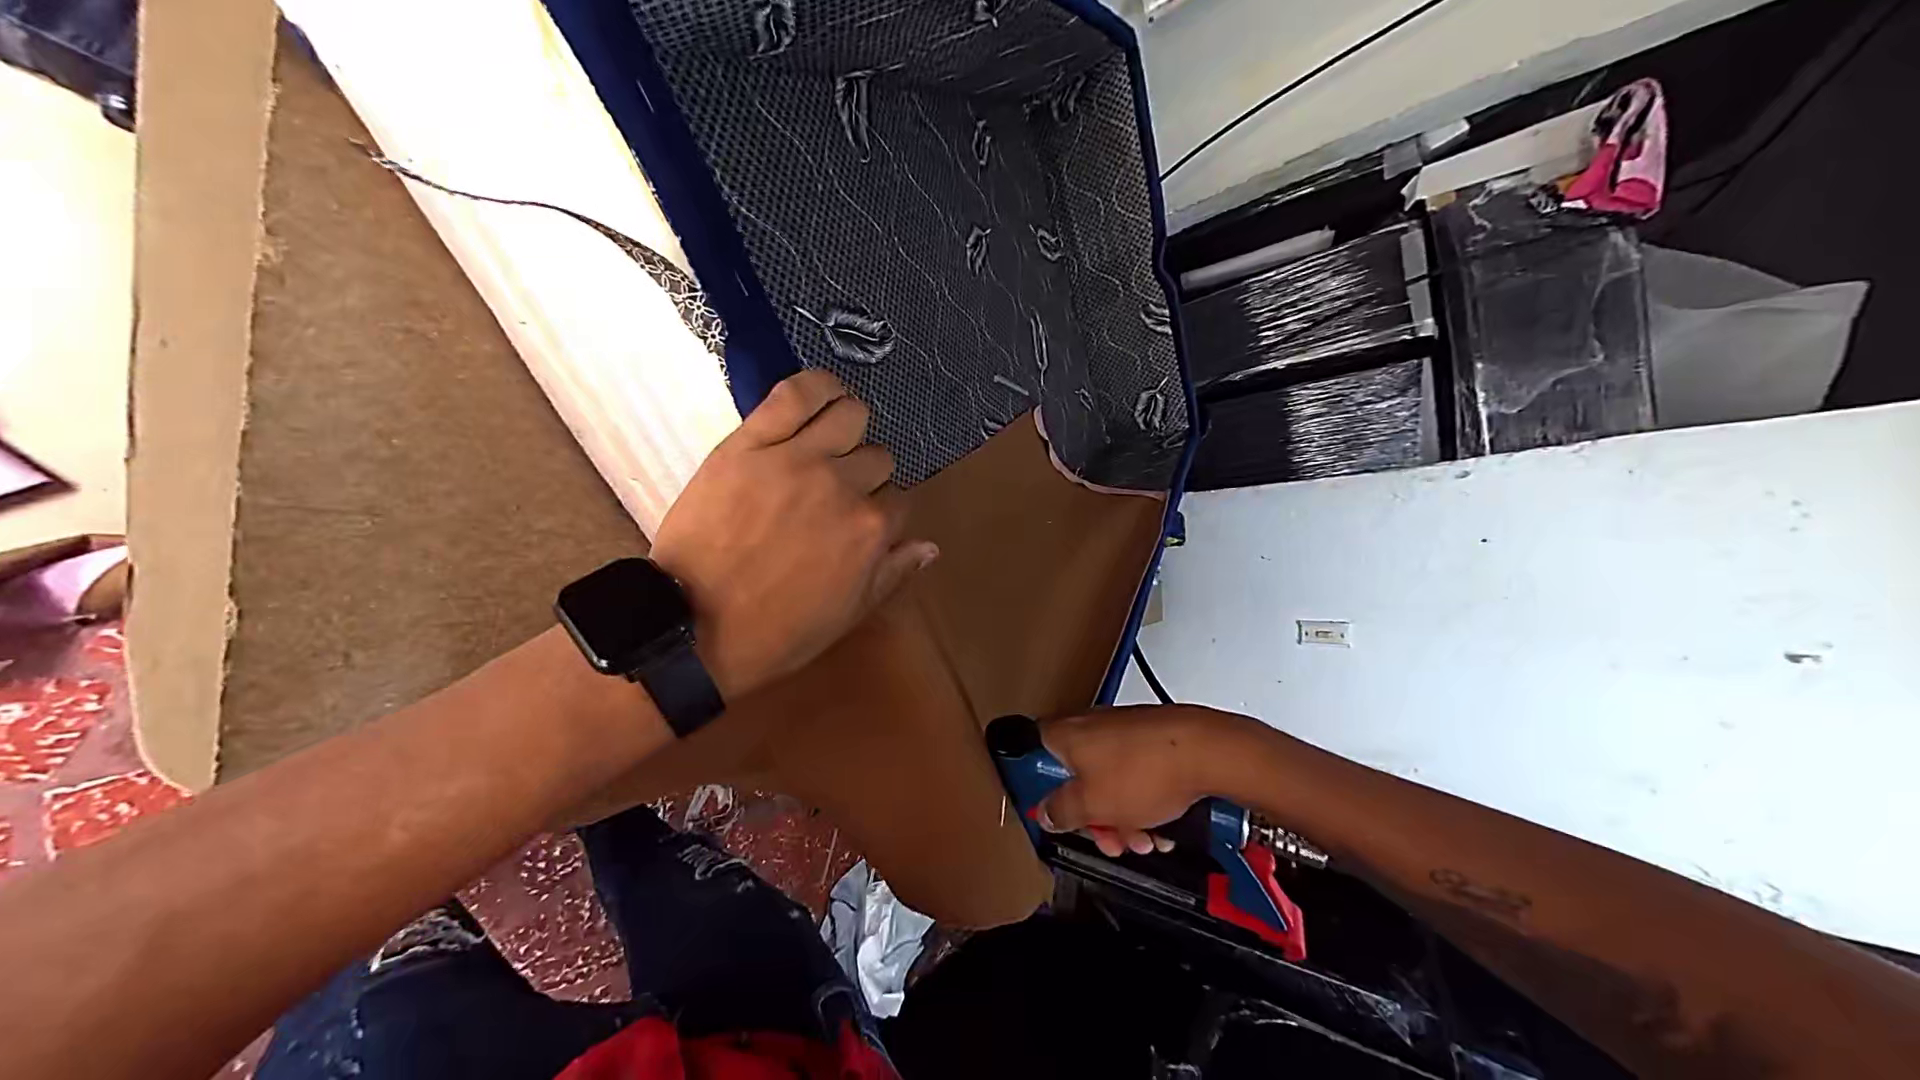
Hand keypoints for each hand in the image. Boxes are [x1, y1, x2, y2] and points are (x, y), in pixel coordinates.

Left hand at [649, 370, 938, 700]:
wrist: (692, 627)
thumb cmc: (775, 631)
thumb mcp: (847, 614)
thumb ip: (892, 573)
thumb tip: (931, 545)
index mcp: (871, 530)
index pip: (899, 501)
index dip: (881, 511)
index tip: (860, 522)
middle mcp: (843, 486)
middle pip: (878, 458)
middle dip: (866, 475)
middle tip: (837, 493)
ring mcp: (796, 459)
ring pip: (850, 416)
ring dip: (851, 428)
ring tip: (833, 442)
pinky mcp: (751, 443)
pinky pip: (795, 394)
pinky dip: (817, 386)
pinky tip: (825, 393)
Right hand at [1037, 705, 1262, 857]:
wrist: (1206, 753)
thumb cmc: (1147, 770)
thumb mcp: (1092, 805)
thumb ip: (1061, 811)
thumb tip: (1047, 812)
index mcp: (1064, 735)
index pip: (1033, 754)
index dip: (1037, 786)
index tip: (1048, 811)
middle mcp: (1089, 727)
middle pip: (1075, 777)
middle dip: (1092, 816)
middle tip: (1109, 840)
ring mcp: (1122, 732)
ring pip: (1108, 781)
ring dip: (1122, 816)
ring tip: (1144, 840)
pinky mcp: (1150, 740)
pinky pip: (1136, 775)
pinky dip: (1143, 801)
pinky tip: (1160, 826)